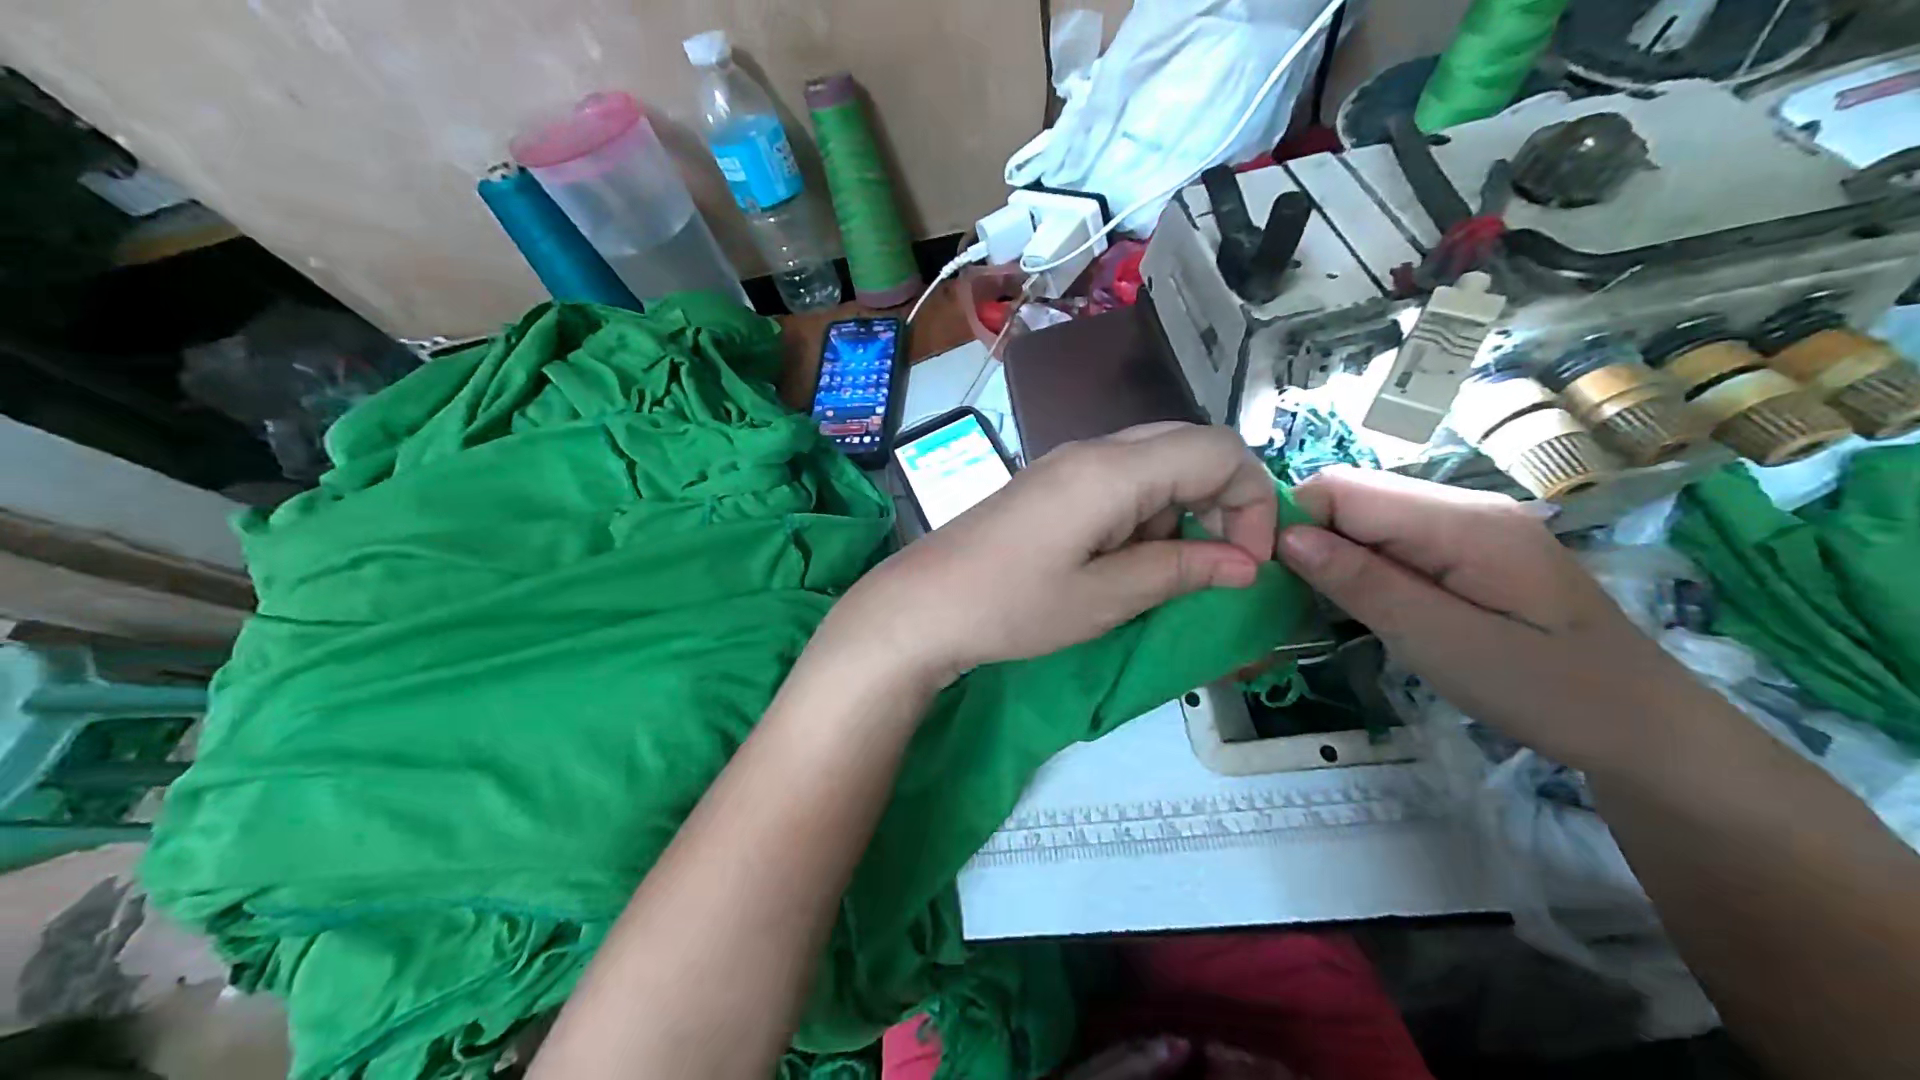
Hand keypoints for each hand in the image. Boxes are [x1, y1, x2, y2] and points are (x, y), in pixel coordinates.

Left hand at [824, 423, 1277, 687]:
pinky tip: (1116, 561)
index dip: (1253, 500)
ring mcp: (1068, 464)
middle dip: (1220, 504)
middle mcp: (1094, 451)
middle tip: (1212, 566)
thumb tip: (1245, 564)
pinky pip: (1119, 483)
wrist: (922, 606)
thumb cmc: (1012, 607)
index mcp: (1113, 469)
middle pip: (1189, 450)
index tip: (1246, 563)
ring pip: (1156, 467)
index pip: (1219, 450)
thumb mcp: (1105, 598)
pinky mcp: (1051, 485)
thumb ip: (1179, 571)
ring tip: (1150, 574)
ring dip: (1177, 514)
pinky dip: (1141, 516)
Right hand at [1274, 467, 1716, 771]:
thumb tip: (1288, 538)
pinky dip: (1362, 562)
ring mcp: (1472, 526)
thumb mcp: (1442, 643)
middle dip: (1309, 534)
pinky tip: (1362, 598)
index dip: (1294, 520)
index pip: (1344, 489)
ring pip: (1370, 515)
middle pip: (1355, 495)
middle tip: (1293, 595)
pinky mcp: (1472, 549)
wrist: (1646, 729)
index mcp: (1463, 522)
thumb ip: (1364, 584)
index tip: (1270, 575)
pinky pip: (1394, 537)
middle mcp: (1466, 507)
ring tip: (1320, 601)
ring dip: (1333, 550)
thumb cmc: (1546, 693)